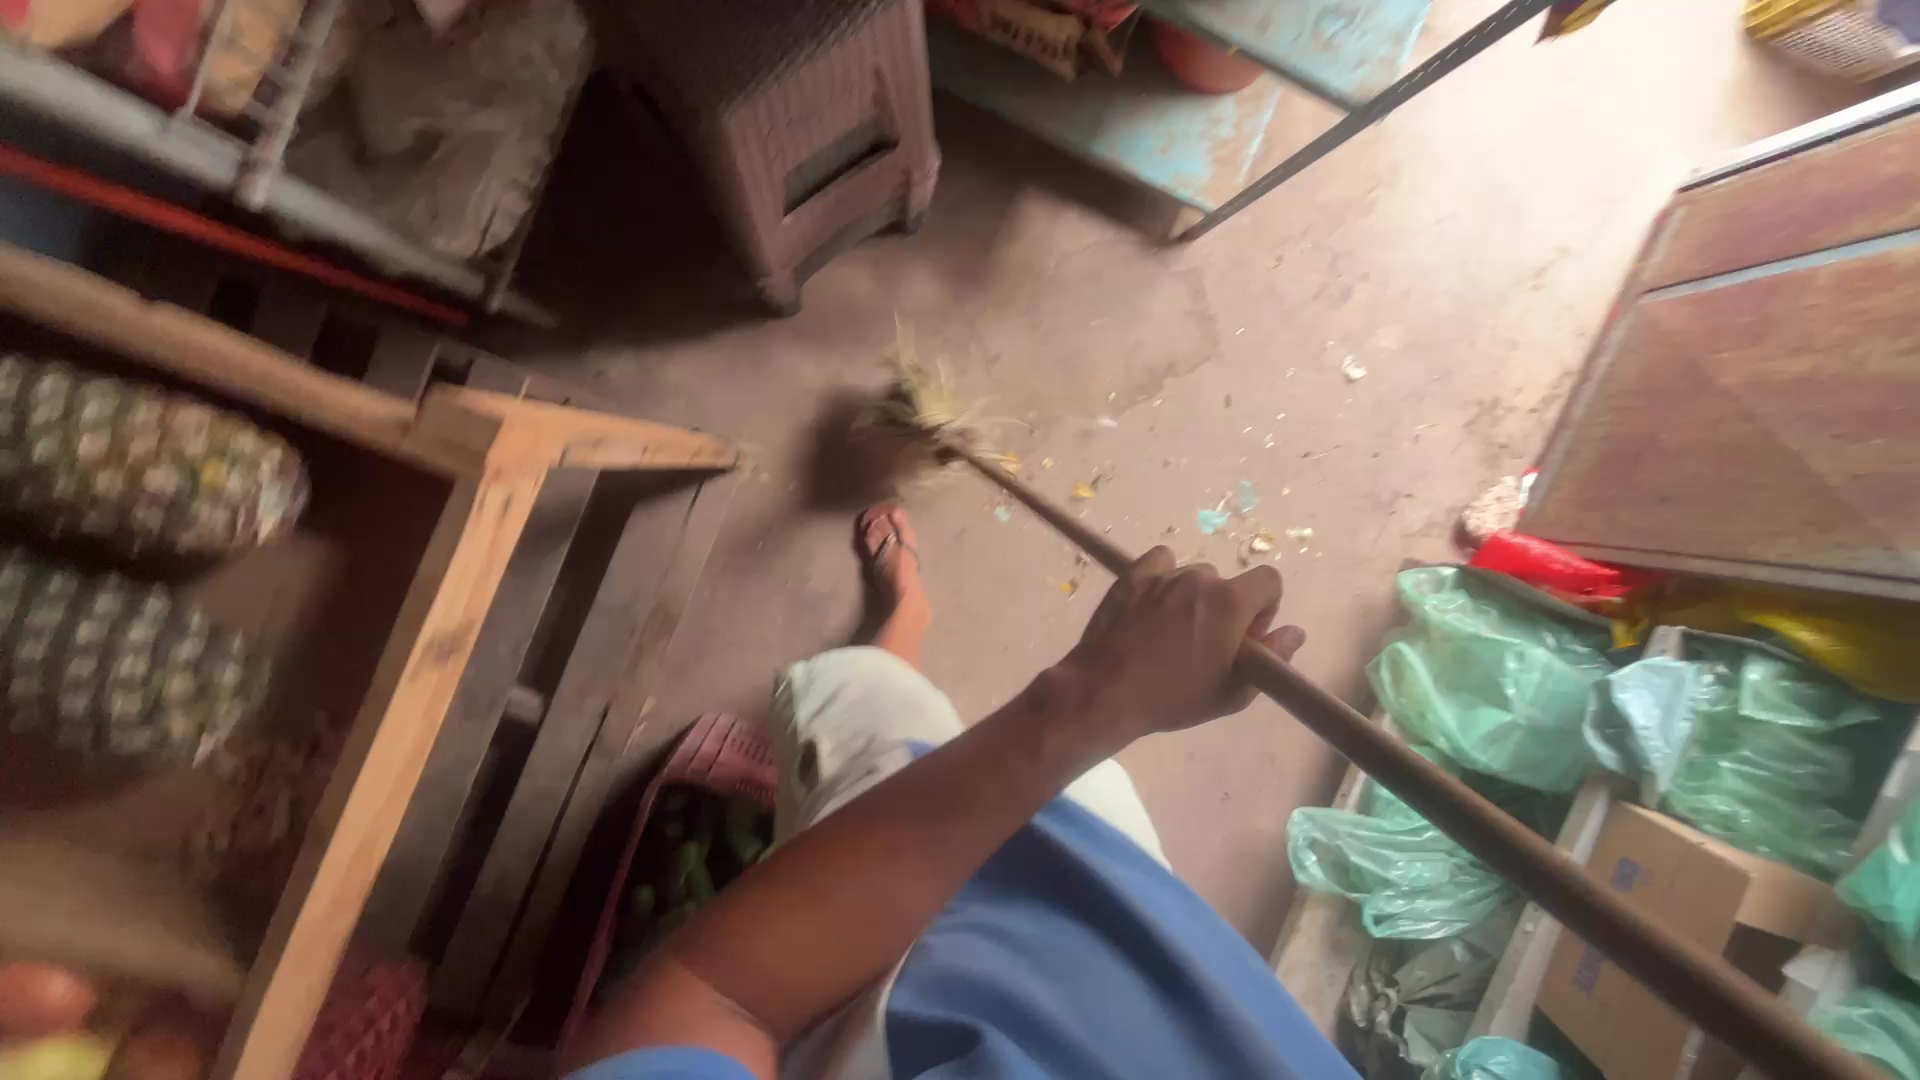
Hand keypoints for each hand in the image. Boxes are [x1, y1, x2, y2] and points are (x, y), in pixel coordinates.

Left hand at [1049, 547, 1305, 744]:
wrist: (1106, 691)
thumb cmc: (1173, 698)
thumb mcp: (1232, 691)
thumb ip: (1271, 657)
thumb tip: (1293, 633)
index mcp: (1230, 603)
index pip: (1269, 579)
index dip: (1264, 606)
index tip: (1247, 633)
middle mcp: (1199, 579)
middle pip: (1226, 583)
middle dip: (1224, 607)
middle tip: (1204, 640)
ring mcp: (1162, 575)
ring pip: (1191, 576)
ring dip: (1191, 596)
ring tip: (1171, 630)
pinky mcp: (1132, 576)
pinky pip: (1160, 562)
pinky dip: (1162, 577)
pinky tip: (1153, 604)